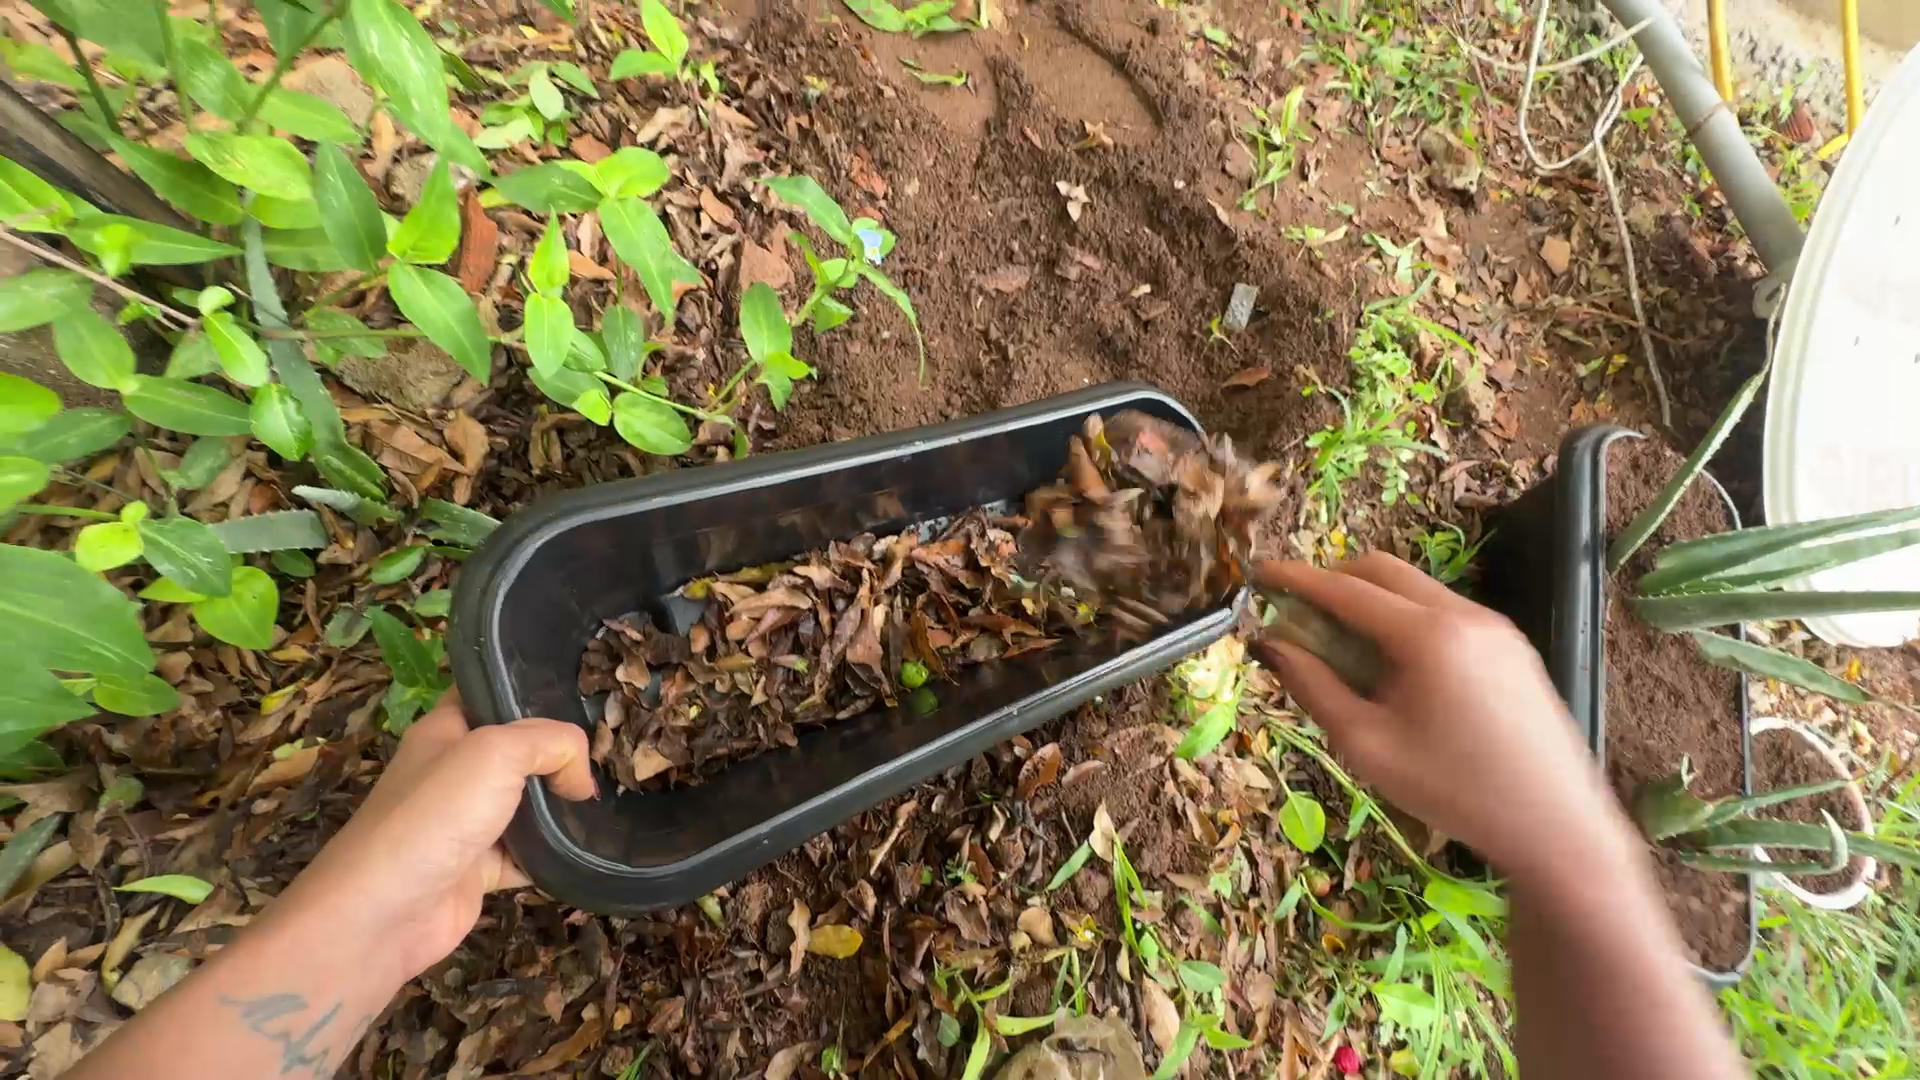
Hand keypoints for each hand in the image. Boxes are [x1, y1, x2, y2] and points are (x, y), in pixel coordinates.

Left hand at [262, 692, 593, 987]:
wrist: (381, 917)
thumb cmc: (433, 815)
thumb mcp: (498, 751)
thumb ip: (555, 744)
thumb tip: (582, 779)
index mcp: (448, 730)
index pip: (495, 694)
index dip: (536, 688)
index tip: (586, 693)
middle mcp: (457, 770)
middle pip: (523, 747)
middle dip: (564, 748)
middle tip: (610, 747)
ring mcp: (469, 820)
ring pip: (532, 798)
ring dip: (566, 799)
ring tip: (612, 790)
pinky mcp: (482, 865)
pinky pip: (534, 848)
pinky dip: (560, 846)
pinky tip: (592, 839)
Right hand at [1248, 554, 1628, 879]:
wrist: (1560, 831)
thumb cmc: (1452, 790)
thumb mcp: (1364, 743)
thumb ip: (1311, 685)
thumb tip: (1269, 643)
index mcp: (1428, 636)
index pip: (1345, 590)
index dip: (1295, 578)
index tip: (1259, 572)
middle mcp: (1464, 615)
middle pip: (1380, 569)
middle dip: (1331, 579)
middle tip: (1297, 611)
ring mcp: (1494, 627)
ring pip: (1412, 586)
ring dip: (1366, 597)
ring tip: (1339, 642)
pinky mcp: (1509, 645)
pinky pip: (1439, 608)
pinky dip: (1399, 614)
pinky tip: (1388, 660)